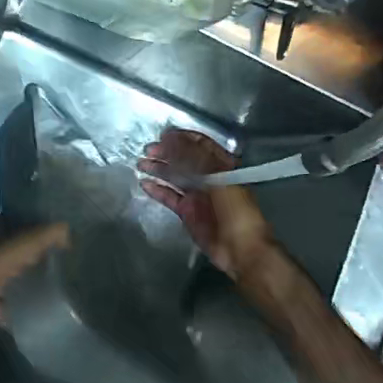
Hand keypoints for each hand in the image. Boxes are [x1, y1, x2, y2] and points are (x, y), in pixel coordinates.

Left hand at [0, 214, 68, 333]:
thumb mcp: (6, 257)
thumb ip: (34, 242)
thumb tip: (66, 227)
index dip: (17, 223)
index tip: (40, 231)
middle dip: (17, 255)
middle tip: (44, 262)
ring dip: (11, 282)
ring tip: (37, 289)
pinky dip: (4, 308)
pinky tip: (19, 316)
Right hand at [139, 128, 275, 280]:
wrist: (242, 248)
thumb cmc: (236, 210)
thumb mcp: (219, 178)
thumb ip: (196, 159)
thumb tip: (173, 139)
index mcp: (222, 166)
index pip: (201, 145)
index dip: (183, 138)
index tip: (164, 135)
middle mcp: (208, 178)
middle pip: (185, 160)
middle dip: (167, 153)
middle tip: (148, 149)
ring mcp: (197, 195)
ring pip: (175, 177)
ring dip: (159, 169)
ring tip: (141, 163)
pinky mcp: (187, 212)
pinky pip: (170, 197)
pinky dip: (157, 190)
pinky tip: (144, 184)